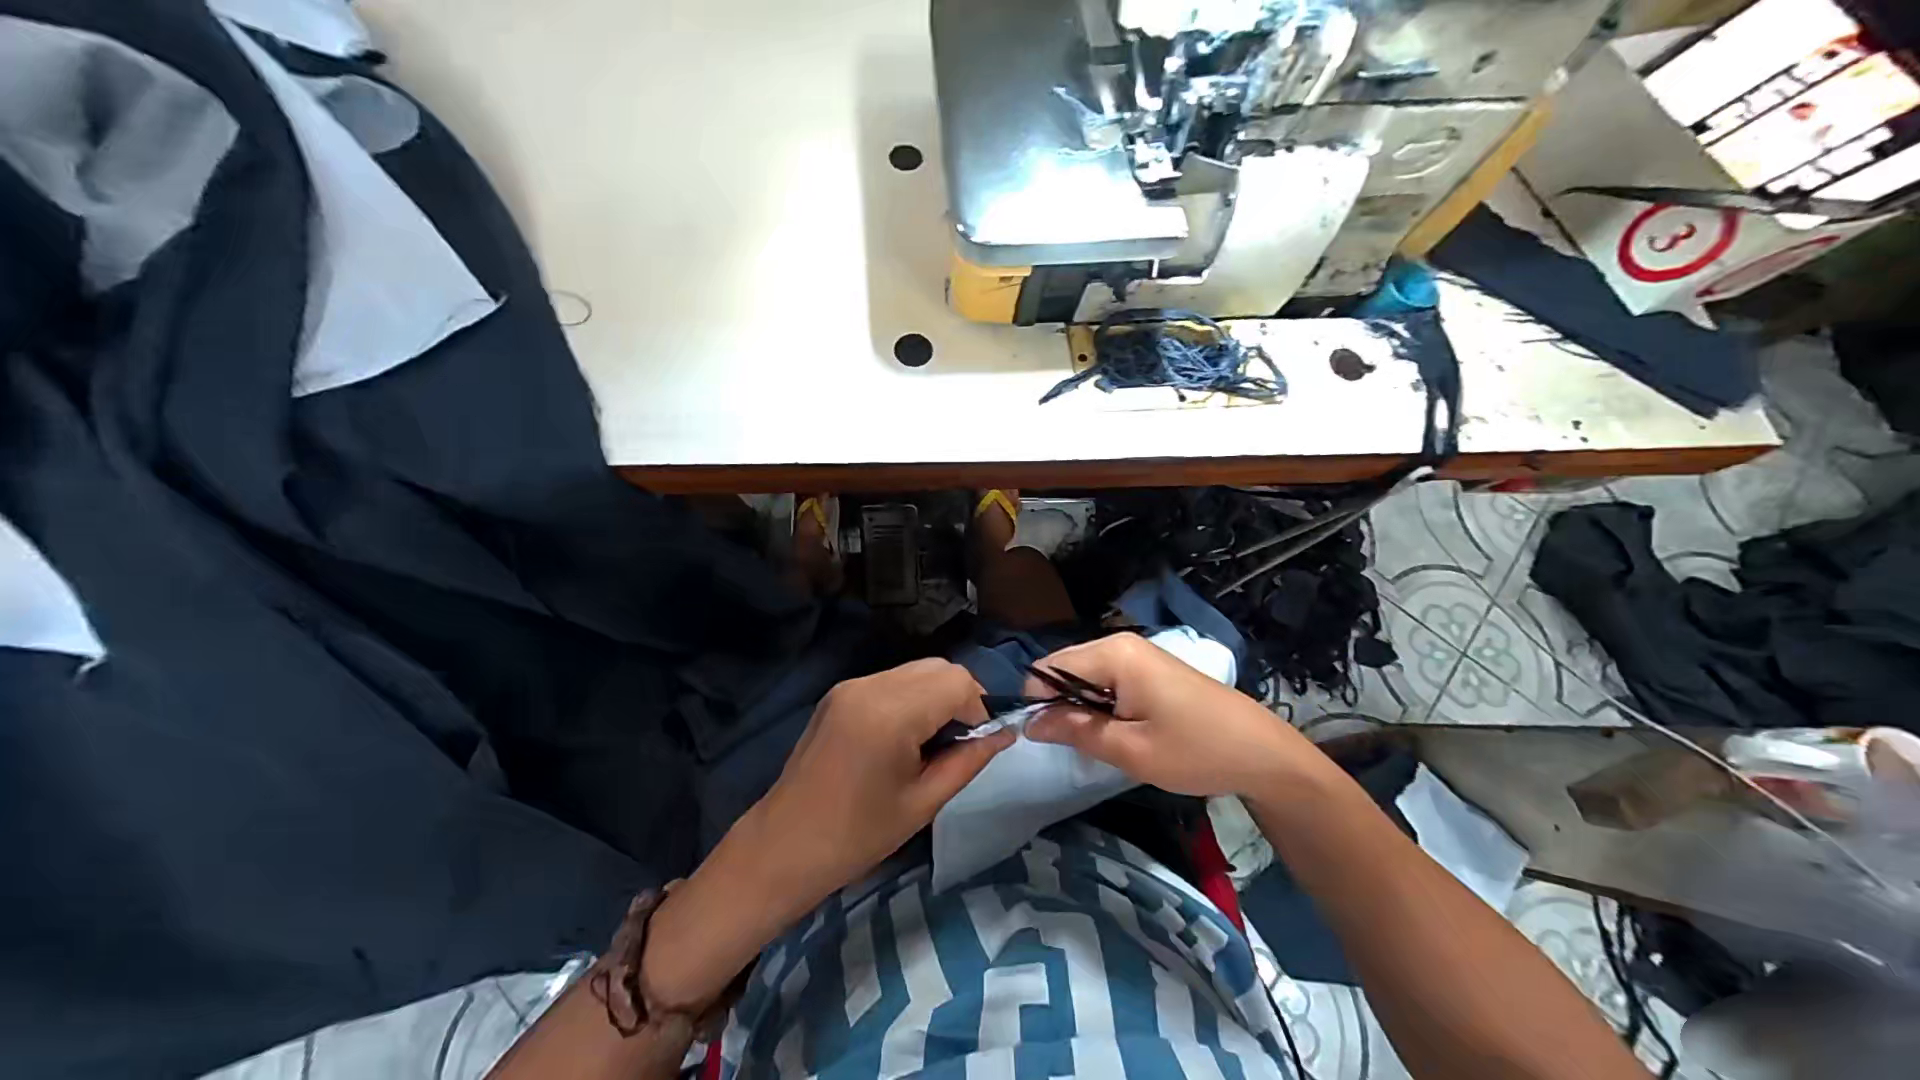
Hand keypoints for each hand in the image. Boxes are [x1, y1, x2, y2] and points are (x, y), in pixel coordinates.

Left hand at [745, 658, 1014, 898]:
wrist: (783, 846)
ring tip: (932, 742)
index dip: (979, 708)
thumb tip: (1004, 734)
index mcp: (890, 713)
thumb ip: (968, 760)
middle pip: (938, 667)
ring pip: (916, 670)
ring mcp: (850, 686)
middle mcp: (869, 686)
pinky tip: (905, 736)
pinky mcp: (838, 693)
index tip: (977, 744)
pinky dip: (912, 698)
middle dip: (961, 697)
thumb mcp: (923, 803)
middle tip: (960, 742)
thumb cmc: (856, 836)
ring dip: (936, 696)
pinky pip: (891, 680)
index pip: (957, 681)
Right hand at [1024, 632, 1325, 797]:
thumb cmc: (1195, 750)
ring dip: (1080, 706)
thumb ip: (1074, 730)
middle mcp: (1121, 643)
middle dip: (1058, 703)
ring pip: (1084, 674)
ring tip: (1098, 740)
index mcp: (1113, 654)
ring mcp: (1138, 653)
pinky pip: (1106, 678)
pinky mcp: (1150, 667)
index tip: (1041, 738)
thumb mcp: (1129, 749)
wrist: (1262, 752)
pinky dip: (1100, 703)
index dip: (1036, 701)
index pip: (1047, 668)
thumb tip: (1029, 723)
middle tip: (1073, 745)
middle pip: (1064, 667)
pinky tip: (1118, 730)